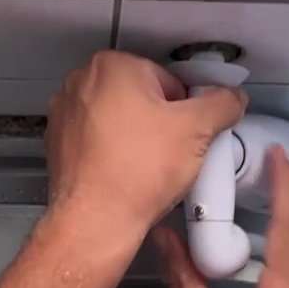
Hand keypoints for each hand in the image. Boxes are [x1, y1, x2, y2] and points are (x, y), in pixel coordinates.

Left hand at [45, 50, 246, 235]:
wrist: (94, 221)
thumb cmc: (135, 174)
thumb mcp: (197, 131)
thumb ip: (222, 104)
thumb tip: (231, 98)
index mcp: (112, 66)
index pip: (167, 79)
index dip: (184, 110)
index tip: (185, 133)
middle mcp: (82, 81)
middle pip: (140, 96)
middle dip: (158, 121)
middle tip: (167, 152)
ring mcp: (65, 112)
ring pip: (117, 117)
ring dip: (134, 136)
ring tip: (145, 165)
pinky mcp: (57, 141)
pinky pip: (96, 138)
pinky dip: (111, 151)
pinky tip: (124, 173)